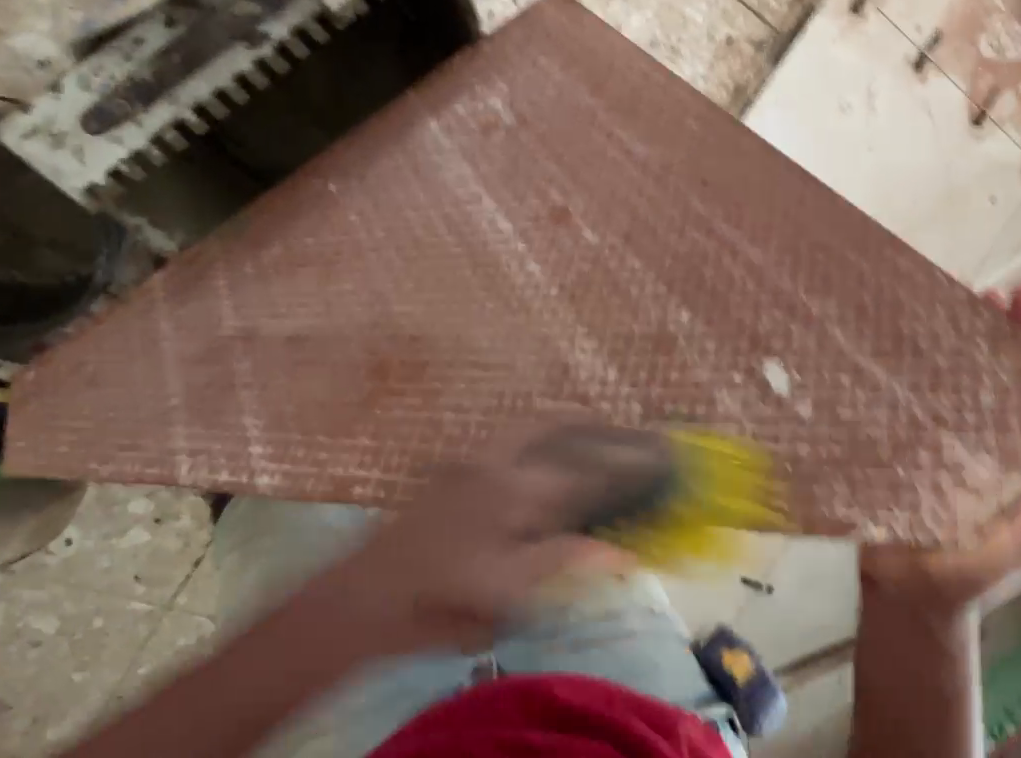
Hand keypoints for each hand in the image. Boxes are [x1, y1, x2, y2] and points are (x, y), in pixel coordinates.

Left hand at [313, 433, 625, 656]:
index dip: (625, 464)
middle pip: (554, 423)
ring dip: (561, 419)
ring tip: (587, 423)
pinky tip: (536, 448)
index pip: (586, 471)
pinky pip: (502, 434)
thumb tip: (623, 550)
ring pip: (525, 422)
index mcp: (517, 491)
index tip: (656, 457)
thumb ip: (566, 559)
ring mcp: (468, 460)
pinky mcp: (449, 468)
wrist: (363, 596)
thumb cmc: (442, 601)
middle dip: (592, 422)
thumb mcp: (510, 592)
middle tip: (621, 425)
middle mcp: (496, 462)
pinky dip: (531, 430)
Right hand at [858, 283, 1020, 618]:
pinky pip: (919, 393)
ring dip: (970, 336)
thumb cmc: (975, 577)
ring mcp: (950, 437)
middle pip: (1010, 378)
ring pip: (965, 376)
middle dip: (1016, 334)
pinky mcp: (911, 438)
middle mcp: (993, 441)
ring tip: (973, 295)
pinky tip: (915, 331)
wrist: (909, 596)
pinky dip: (920, 360)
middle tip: (1017, 293)